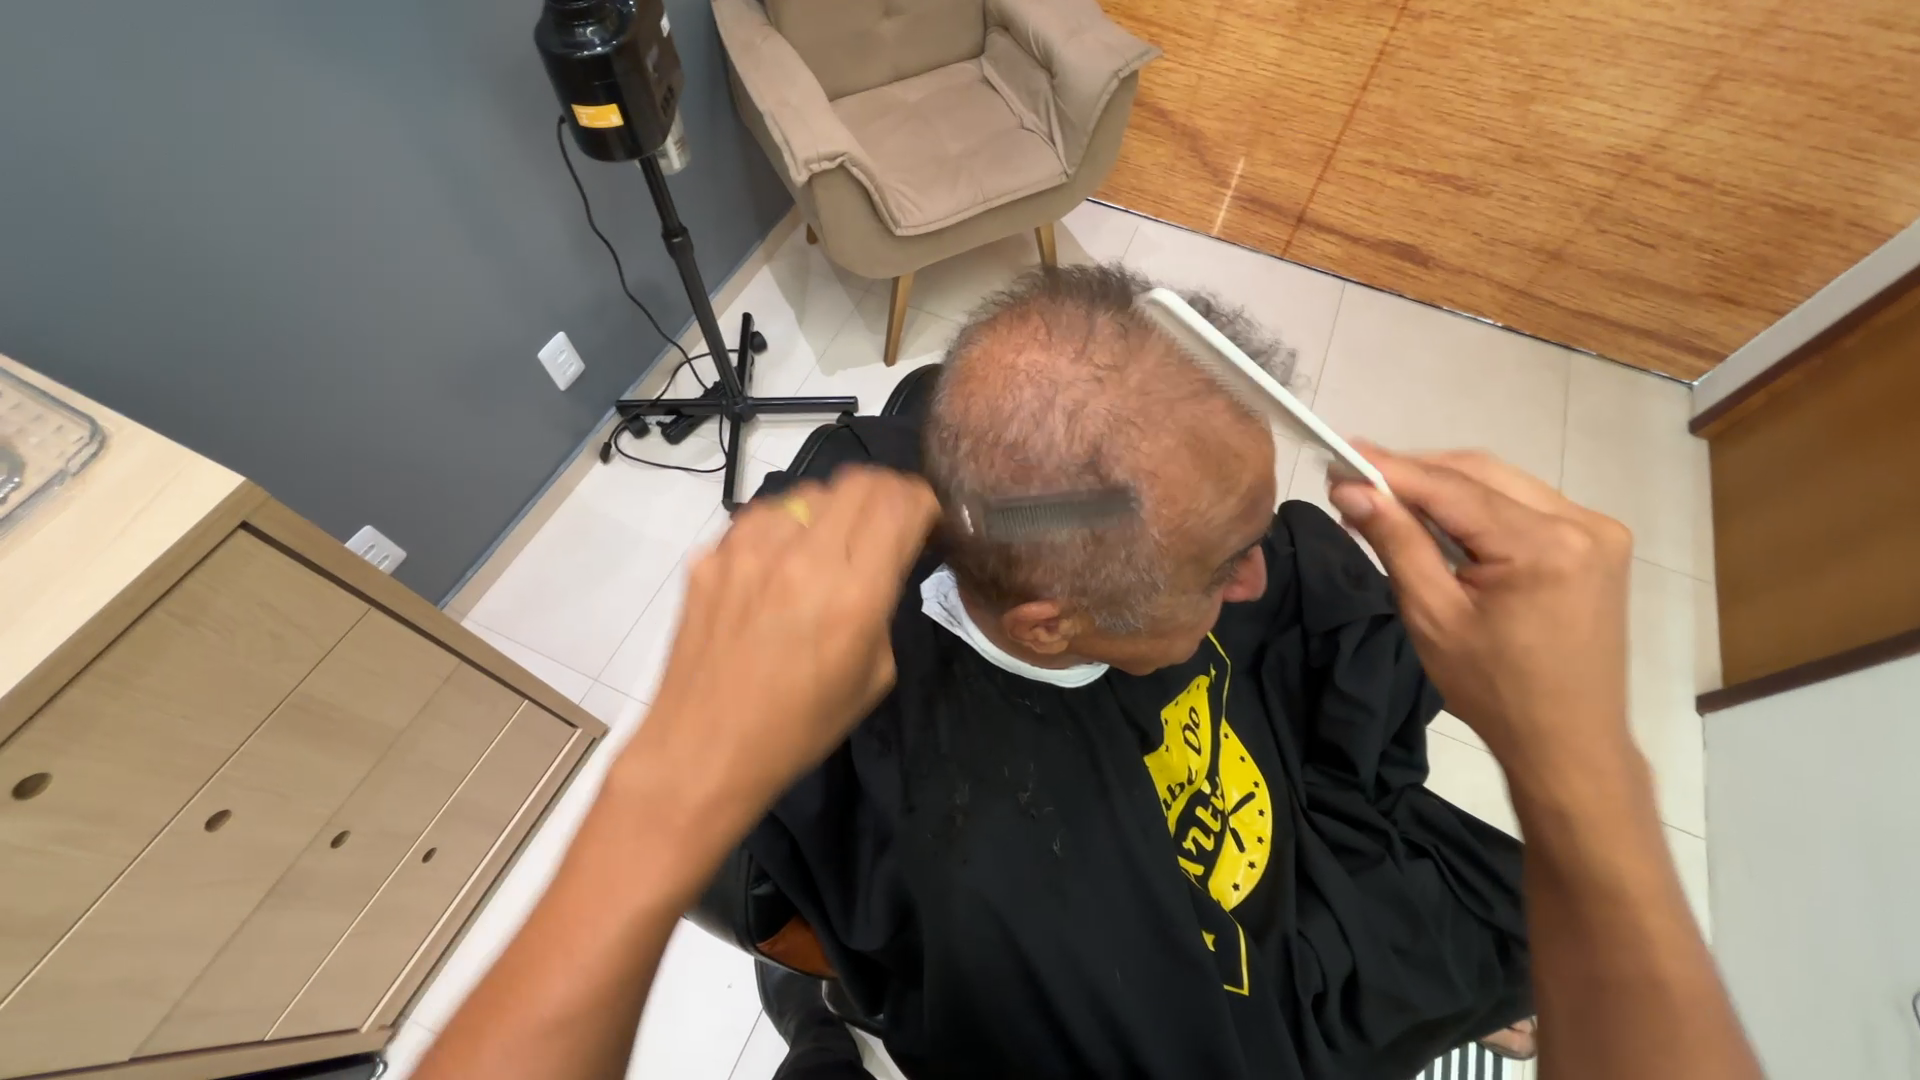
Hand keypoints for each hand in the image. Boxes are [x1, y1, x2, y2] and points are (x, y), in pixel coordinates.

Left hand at [626, 466, 940, 822]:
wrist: (704, 747)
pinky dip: (786, 527)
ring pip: (810, 492)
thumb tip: (878, 562)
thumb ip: (882, 604)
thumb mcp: (874, 674)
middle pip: (859, 482)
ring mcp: (750, 550)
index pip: (899, 504)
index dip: (922, 499)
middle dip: (887, 493)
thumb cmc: (801, 725)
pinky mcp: (712, 555)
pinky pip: (763, 517)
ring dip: (833, 509)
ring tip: (830, 544)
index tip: (926, 515)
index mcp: (855, 592)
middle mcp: (804, 557)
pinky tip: (781, 562)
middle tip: (889, 519)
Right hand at [1326, 444, 1634, 780]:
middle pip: (1478, 473)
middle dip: (1412, 472)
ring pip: (1500, 483)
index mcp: (1544, 546)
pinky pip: (1521, 504)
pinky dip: (1472, 505)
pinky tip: (1434, 518)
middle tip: (1353, 477)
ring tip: (1383, 497)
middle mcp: (1581, 523)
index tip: (1339, 456)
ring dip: (1440, 486)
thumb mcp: (1430, 614)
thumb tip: (1351, 490)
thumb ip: (1395, 542)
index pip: (1450, 487)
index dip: (1389, 469)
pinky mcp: (1595, 542)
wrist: (1566, 737)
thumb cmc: (1490, 686)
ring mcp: (1595, 530)